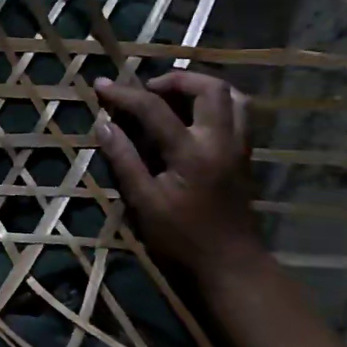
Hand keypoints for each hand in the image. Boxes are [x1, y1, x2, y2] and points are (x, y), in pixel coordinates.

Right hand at [93, 71, 266, 282]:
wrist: (231, 267)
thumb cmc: (182, 240)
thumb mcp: (143, 204)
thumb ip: (124, 160)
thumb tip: (104, 125)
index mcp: (191, 153)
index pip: (154, 109)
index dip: (124, 94)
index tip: (101, 84)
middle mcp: (221, 141)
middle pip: (208, 88)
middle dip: (176, 79)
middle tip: (149, 90)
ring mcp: (239, 147)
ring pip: (233, 96)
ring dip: (202, 88)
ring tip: (175, 98)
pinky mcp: (245, 156)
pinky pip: (239, 113)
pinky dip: (217, 104)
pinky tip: (194, 119)